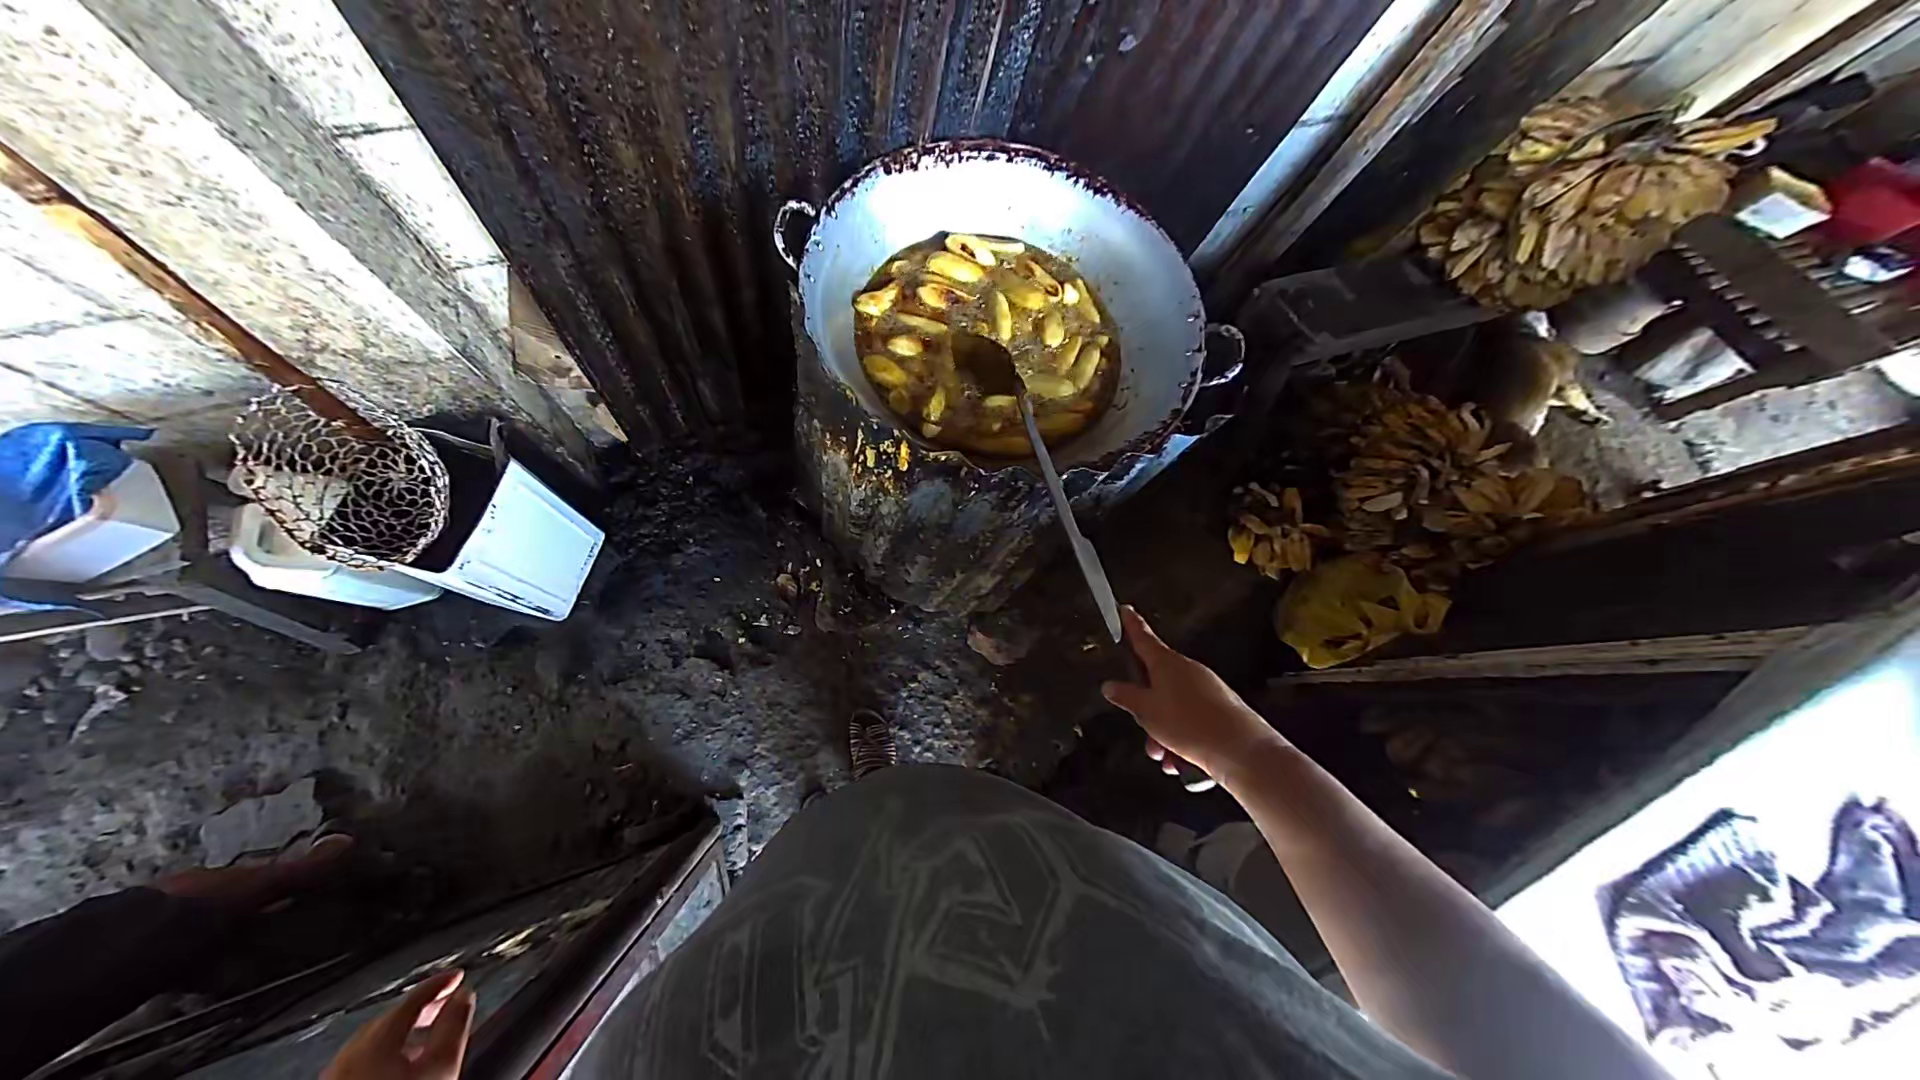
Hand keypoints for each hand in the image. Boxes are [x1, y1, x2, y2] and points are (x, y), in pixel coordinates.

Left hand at [322, 969, 474, 1079]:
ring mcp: (333, 1078)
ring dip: (402, 1034)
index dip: (441, 982)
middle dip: (421, 1009)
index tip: (458, 977)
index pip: (415, 996)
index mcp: (376, 1041)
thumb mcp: (442, 1066)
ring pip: (371, 1043)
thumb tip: (464, 997)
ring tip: (427, 1038)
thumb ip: (456, 1024)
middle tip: (447, 1003)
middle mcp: (347, 1056)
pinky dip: (383, 1056)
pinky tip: (399, 1070)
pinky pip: (359, 1065)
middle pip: (390, 1018)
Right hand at [1101, 606, 1285, 788]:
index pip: (1143, 637)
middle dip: (1147, 711)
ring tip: (1165, 755)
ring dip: (1164, 733)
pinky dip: (1182, 740)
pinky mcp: (1220, 709)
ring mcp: (1206, 689)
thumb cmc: (1190, 724)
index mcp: (1166, 663)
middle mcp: (1187, 671)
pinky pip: (1191, 721)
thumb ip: (1126, 697)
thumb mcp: (1146, 711)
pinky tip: (1181, 760)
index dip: (1131, 624)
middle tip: (1144, 732)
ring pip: (1172, 708)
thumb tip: (1110, 686)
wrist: (1240, 750)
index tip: (1125, 610)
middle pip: (1156, 683)